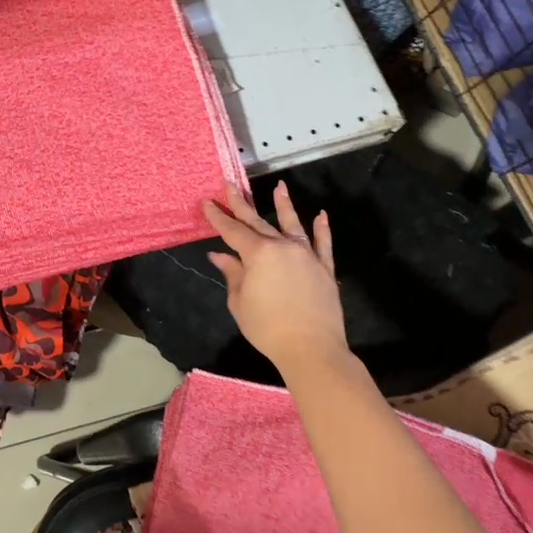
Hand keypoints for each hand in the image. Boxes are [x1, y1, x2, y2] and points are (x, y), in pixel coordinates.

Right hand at [203, 183, 349, 378]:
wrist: (311, 347)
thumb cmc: (267, 327)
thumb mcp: (240, 301)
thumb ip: (232, 274)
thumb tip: (220, 256)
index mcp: (258, 254)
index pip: (232, 230)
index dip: (218, 217)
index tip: (208, 202)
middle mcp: (282, 246)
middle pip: (258, 222)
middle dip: (242, 204)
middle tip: (230, 185)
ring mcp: (306, 255)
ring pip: (293, 225)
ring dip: (284, 205)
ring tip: (280, 187)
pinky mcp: (324, 268)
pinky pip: (323, 244)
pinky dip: (321, 229)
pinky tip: (320, 216)